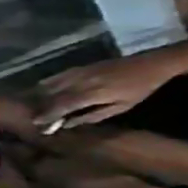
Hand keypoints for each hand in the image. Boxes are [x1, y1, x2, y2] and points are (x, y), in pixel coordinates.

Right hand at [35, 52, 179, 127]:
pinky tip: (42, 91)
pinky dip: (45, 86)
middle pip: (50, 97)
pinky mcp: (77, 68)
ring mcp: (76, 73)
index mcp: (92, 94)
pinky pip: (53, 78)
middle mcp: (79, 83)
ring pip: (47, 86)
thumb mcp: (122, 107)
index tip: (36, 123)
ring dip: (39, 97)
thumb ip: (93, 116)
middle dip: (40, 108)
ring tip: (37, 106)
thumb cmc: (140, 88)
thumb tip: (68, 124)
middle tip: (35, 117)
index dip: (47, 115)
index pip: (61, 106)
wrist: (152, 63)